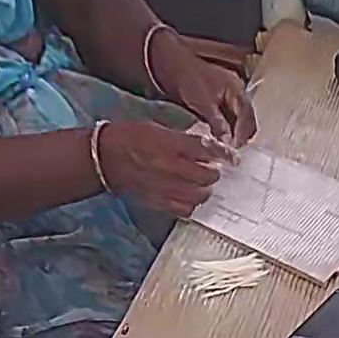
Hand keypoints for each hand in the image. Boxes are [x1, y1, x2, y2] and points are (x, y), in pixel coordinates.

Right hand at [96, 120, 230, 217]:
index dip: (223, 155)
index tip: (232, 158)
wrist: (106, 158)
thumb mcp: (158, 128)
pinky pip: (186, 209)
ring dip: (205, 190)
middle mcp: (170, 167)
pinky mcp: (160, 202)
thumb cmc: (130, 138)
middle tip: (213, 171)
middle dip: (214, 174)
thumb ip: (182, 140)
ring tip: (202, 185)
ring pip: (199, 195)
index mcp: (170, 144)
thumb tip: (205, 148)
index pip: (205, 150)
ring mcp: (166, 187)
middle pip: (207, 176)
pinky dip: (192, 204)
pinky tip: (189, 197)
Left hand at [149, 35, 256, 146]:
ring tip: (227, 149)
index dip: (241, 135)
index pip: (247, 117)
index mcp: (237, 90)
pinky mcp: (226, 106)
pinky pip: (233, 123)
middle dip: (242, 138)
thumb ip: (219, 124)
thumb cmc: (190, 80)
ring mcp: (233, 100)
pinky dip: (230, 133)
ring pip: (242, 124)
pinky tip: (222, 141)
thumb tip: (229, 144)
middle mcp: (239, 94)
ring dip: (236, 137)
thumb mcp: (204, 104)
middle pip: (248, 122)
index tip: (234, 150)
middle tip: (232, 152)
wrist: (176, 67)